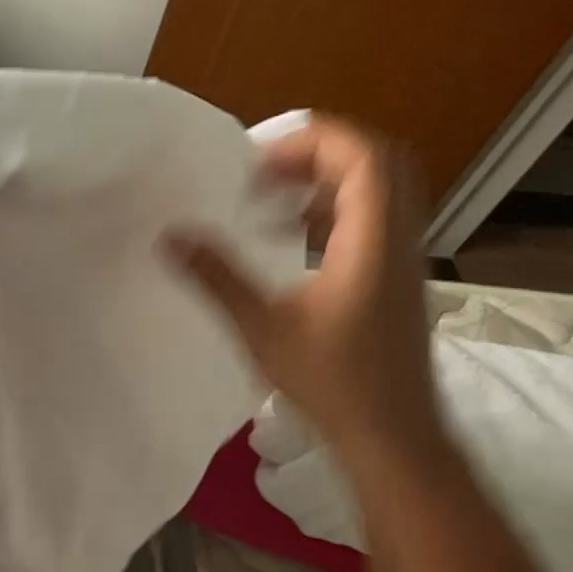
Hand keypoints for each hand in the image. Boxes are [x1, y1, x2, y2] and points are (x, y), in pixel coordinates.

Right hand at [168, 115, 445, 460]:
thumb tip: (171, 236)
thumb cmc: (330, 381)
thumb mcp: (261, 327)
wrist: (391, 431)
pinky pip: (370, 218)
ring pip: (376, 190)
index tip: (253, 156)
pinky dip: (328, 209)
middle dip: (316, 152)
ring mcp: (402, 257)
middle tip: (259, 169)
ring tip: (263, 198)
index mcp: (371, 242)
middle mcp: (397, 239)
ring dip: (321, 180)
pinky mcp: (394, 276)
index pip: (363, 158)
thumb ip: (216, 276)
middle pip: (376, 163)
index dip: (312, 140)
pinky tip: (283, 235)